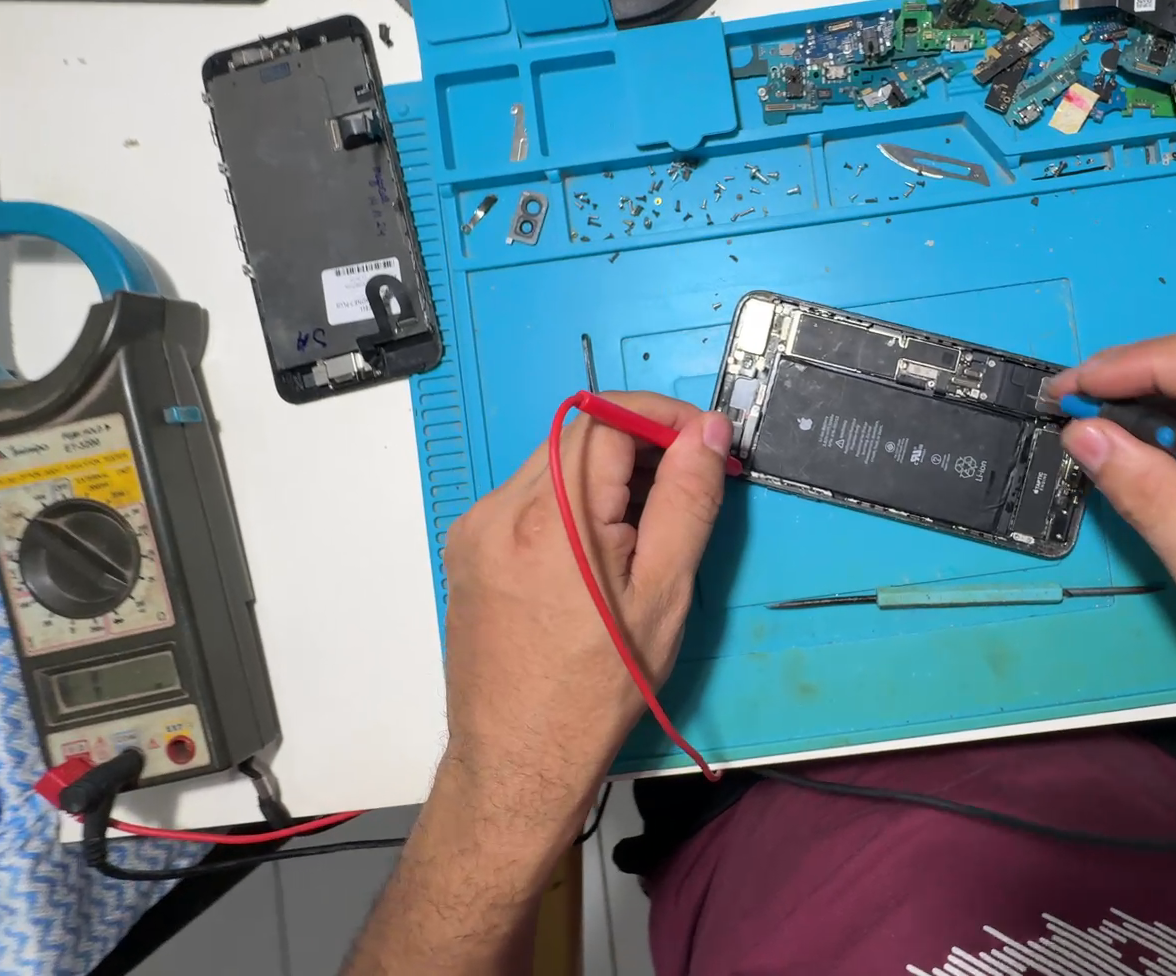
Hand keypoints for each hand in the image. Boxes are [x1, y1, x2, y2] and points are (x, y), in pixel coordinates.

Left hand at [438, 393, 731, 829]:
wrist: (520, 759)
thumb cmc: (604, 683)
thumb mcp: (665, 591)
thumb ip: (688, 499)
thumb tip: (707, 430)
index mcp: (550, 517)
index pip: (606, 418)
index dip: (662, 416)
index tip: (704, 443)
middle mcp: (498, 508)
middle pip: (578, 434)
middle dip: (641, 443)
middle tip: (689, 482)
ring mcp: (475, 528)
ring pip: (554, 461)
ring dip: (609, 471)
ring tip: (649, 520)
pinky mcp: (468, 547)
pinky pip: (530, 494)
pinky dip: (575, 496)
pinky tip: (601, 543)